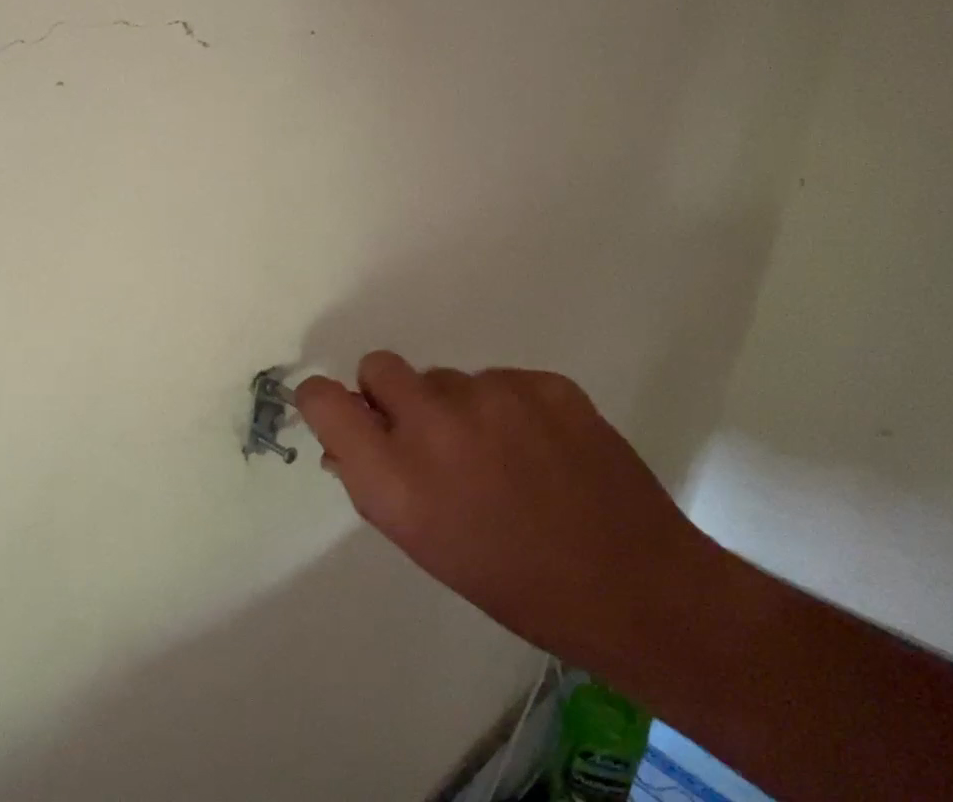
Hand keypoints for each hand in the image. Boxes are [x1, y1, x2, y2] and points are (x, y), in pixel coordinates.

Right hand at [295, 351, 720, 672]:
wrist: (631, 586)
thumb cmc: (508, 582)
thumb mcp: (419, 542)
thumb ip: (372, 482)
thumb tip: (345, 444)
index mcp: (391, 474)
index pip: (322, 398)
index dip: (327, 403)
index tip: (346, 419)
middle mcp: (433, 422)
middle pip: (379, 366)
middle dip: (391, 396)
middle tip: (426, 437)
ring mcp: (493, 395)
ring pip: (447, 378)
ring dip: (455, 407)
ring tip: (499, 457)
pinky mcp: (546, 383)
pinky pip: (501, 381)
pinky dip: (508, 408)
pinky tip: (541, 451)